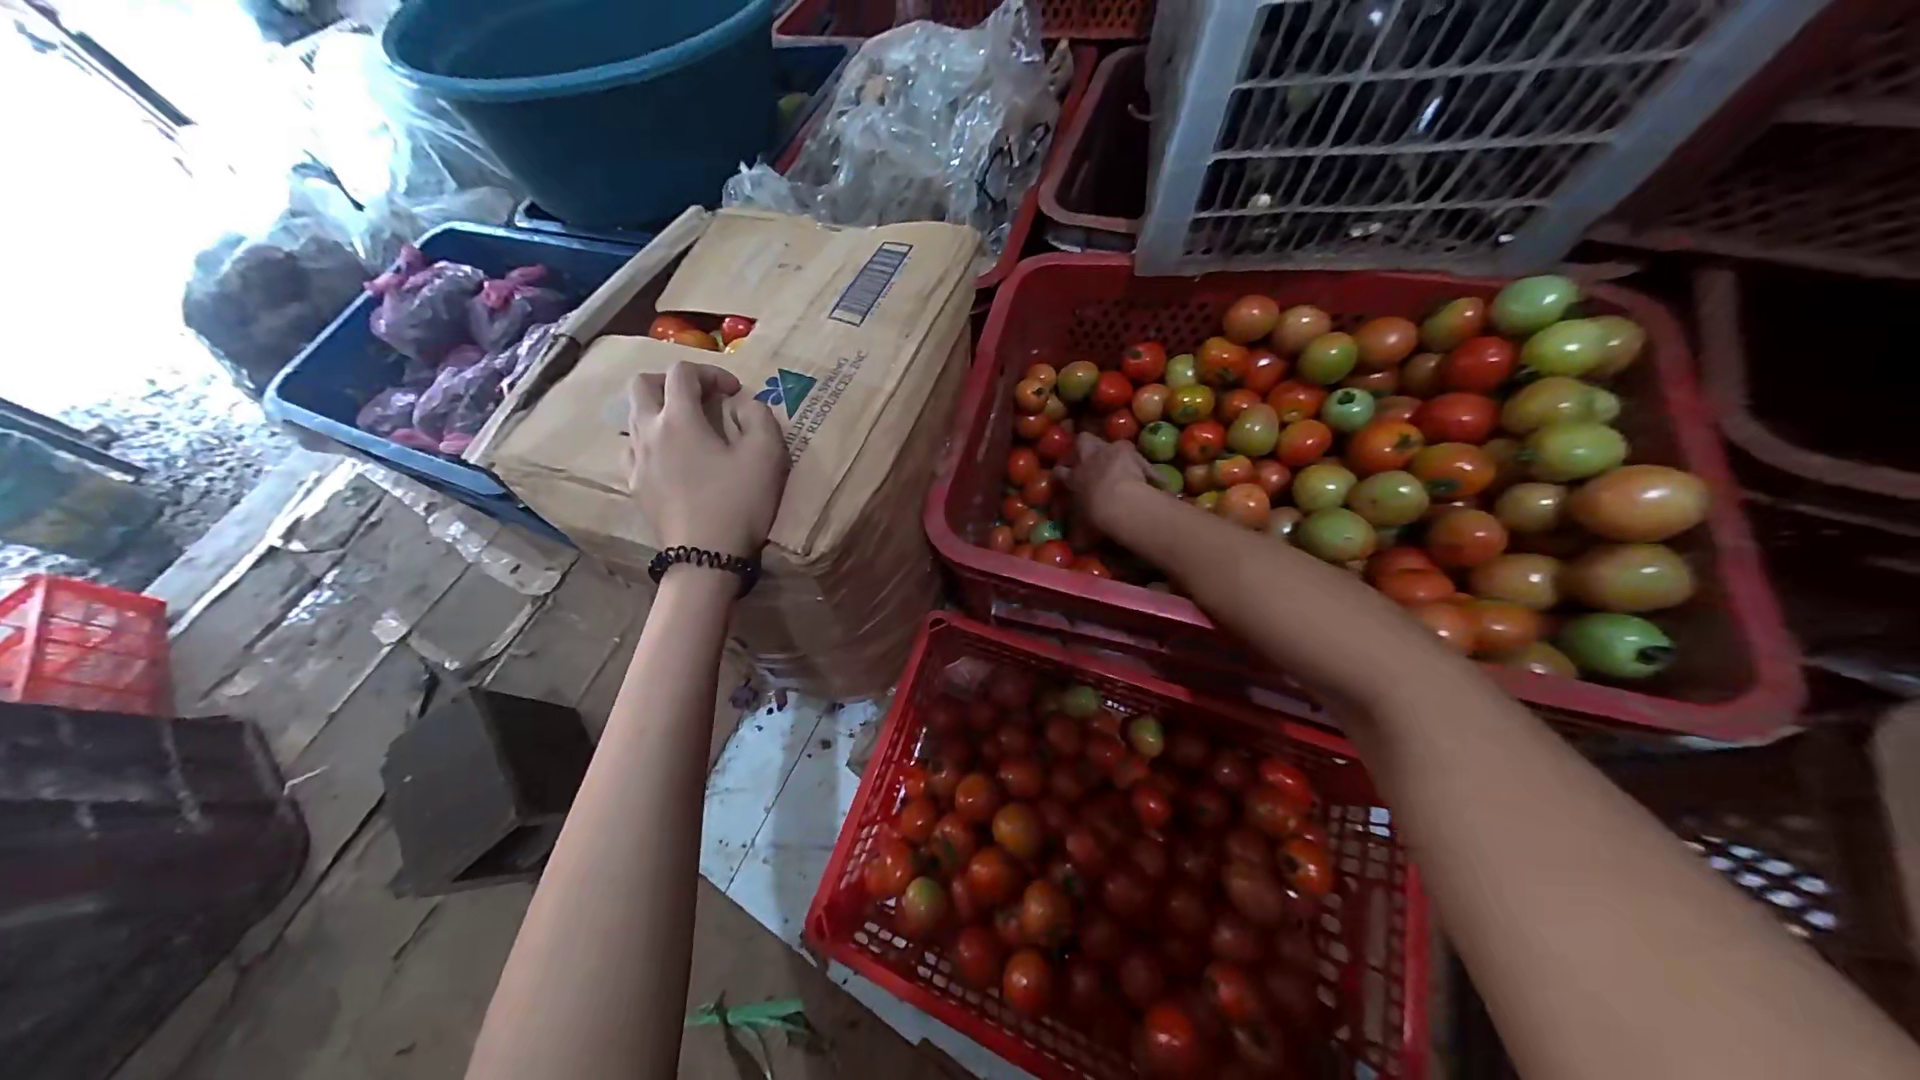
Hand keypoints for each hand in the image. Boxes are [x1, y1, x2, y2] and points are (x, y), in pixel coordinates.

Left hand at [628, 361, 787, 556]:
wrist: (706, 558)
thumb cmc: (739, 502)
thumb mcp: (767, 454)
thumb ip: (759, 416)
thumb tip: (744, 404)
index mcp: (679, 419)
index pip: (682, 372)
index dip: (710, 372)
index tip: (734, 391)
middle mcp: (648, 432)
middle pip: (642, 385)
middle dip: (671, 382)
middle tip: (699, 397)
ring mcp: (636, 461)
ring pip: (634, 417)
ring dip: (659, 411)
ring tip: (687, 428)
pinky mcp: (634, 486)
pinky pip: (632, 450)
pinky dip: (650, 442)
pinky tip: (671, 458)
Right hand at [1060, 432, 1154, 533]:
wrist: (1117, 501)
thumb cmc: (1095, 515)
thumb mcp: (1083, 528)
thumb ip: (1079, 535)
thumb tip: (1077, 547)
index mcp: (1073, 478)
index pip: (1060, 471)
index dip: (1061, 472)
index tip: (1064, 474)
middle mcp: (1088, 459)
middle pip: (1082, 440)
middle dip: (1085, 445)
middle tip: (1093, 456)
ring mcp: (1109, 451)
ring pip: (1109, 442)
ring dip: (1115, 450)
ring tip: (1123, 463)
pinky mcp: (1131, 451)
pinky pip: (1139, 459)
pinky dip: (1144, 467)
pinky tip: (1152, 478)